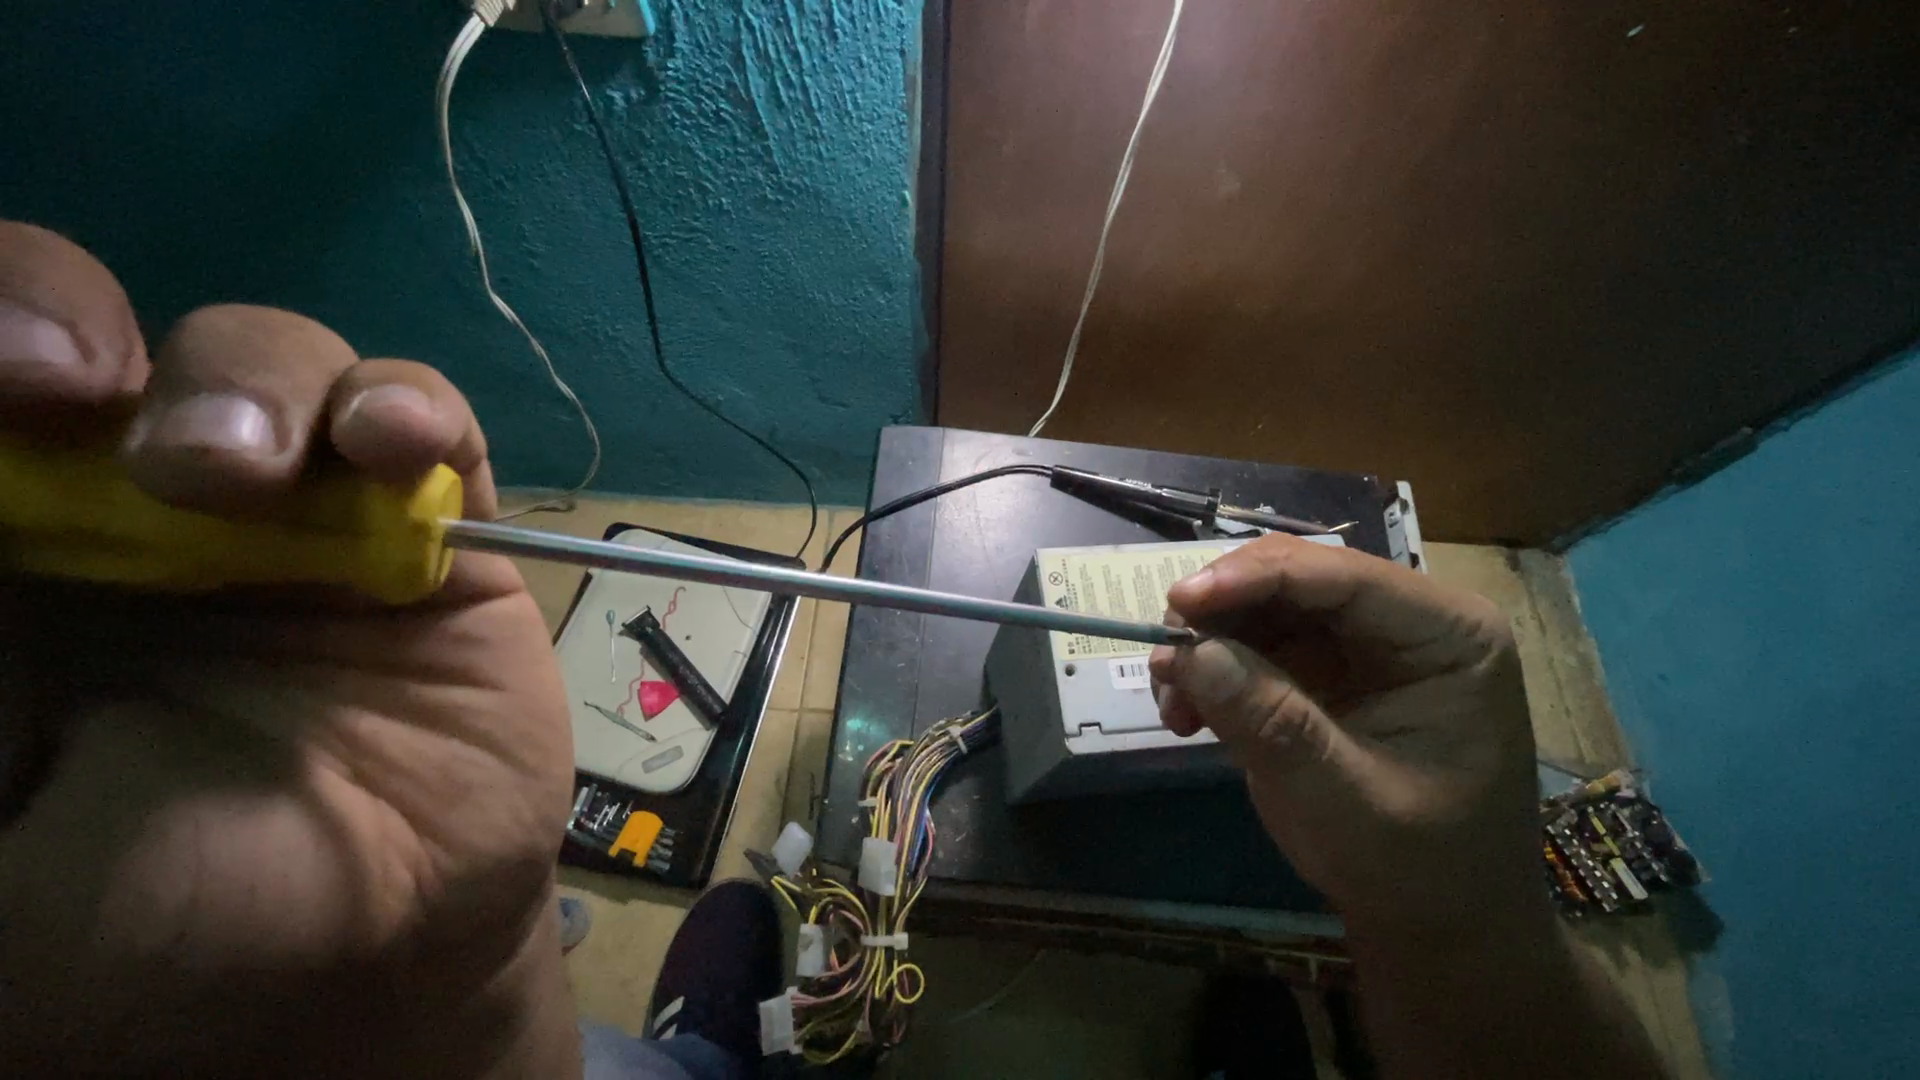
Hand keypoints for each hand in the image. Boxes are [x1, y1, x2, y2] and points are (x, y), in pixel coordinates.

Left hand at [0, 223, 578, 1077]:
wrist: (376, 949)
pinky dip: (417, 410)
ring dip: (257, 376)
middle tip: (70, 390)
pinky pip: (432, 427)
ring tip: (252, 473)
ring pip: (275, 357)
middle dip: (64, 313)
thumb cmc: (134, 927)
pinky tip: (403, 445)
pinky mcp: (436, 534)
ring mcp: (307, 515)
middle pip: (99, 326)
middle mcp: (141, 511)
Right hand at [1149, 534, 1543, 942]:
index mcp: (1447, 635)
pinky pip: (1252, 644)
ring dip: (1206, 644)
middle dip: (1220, 613)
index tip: (1179, 602)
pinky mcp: (1323, 669)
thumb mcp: (1341, 800)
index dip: (1253, 578)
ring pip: (1261, 607)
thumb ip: (1270, 722)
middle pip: (1293, 581)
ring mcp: (1360, 644)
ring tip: (1172, 702)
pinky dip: (1211, 670)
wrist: (1436, 924)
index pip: (1340, 577)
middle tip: (1165, 659)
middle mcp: (1405, 622)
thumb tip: (1188, 651)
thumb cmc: (1414, 867)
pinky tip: (1187, 712)